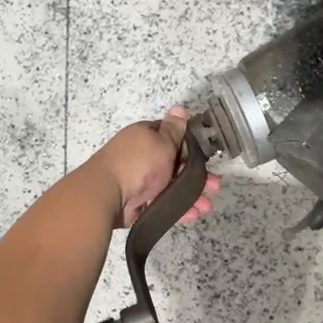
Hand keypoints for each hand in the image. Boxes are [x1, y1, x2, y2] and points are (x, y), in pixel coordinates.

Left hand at [88, 106, 222, 228]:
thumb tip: (179, 108)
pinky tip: (193, 215)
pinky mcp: (138, 202)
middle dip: (196, 176)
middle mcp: (142, 157)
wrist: (107, 195)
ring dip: (190, 195)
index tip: (206, 157)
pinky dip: (178, 209)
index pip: (172, 136)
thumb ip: (175, 130)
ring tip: (207, 206)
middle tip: (215, 186)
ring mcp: (139, 181)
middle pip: (175, 165)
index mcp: (145, 137)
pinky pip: (162, 204)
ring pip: (171, 187)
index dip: (190, 146)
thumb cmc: (139, 163)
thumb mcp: (162, 142)